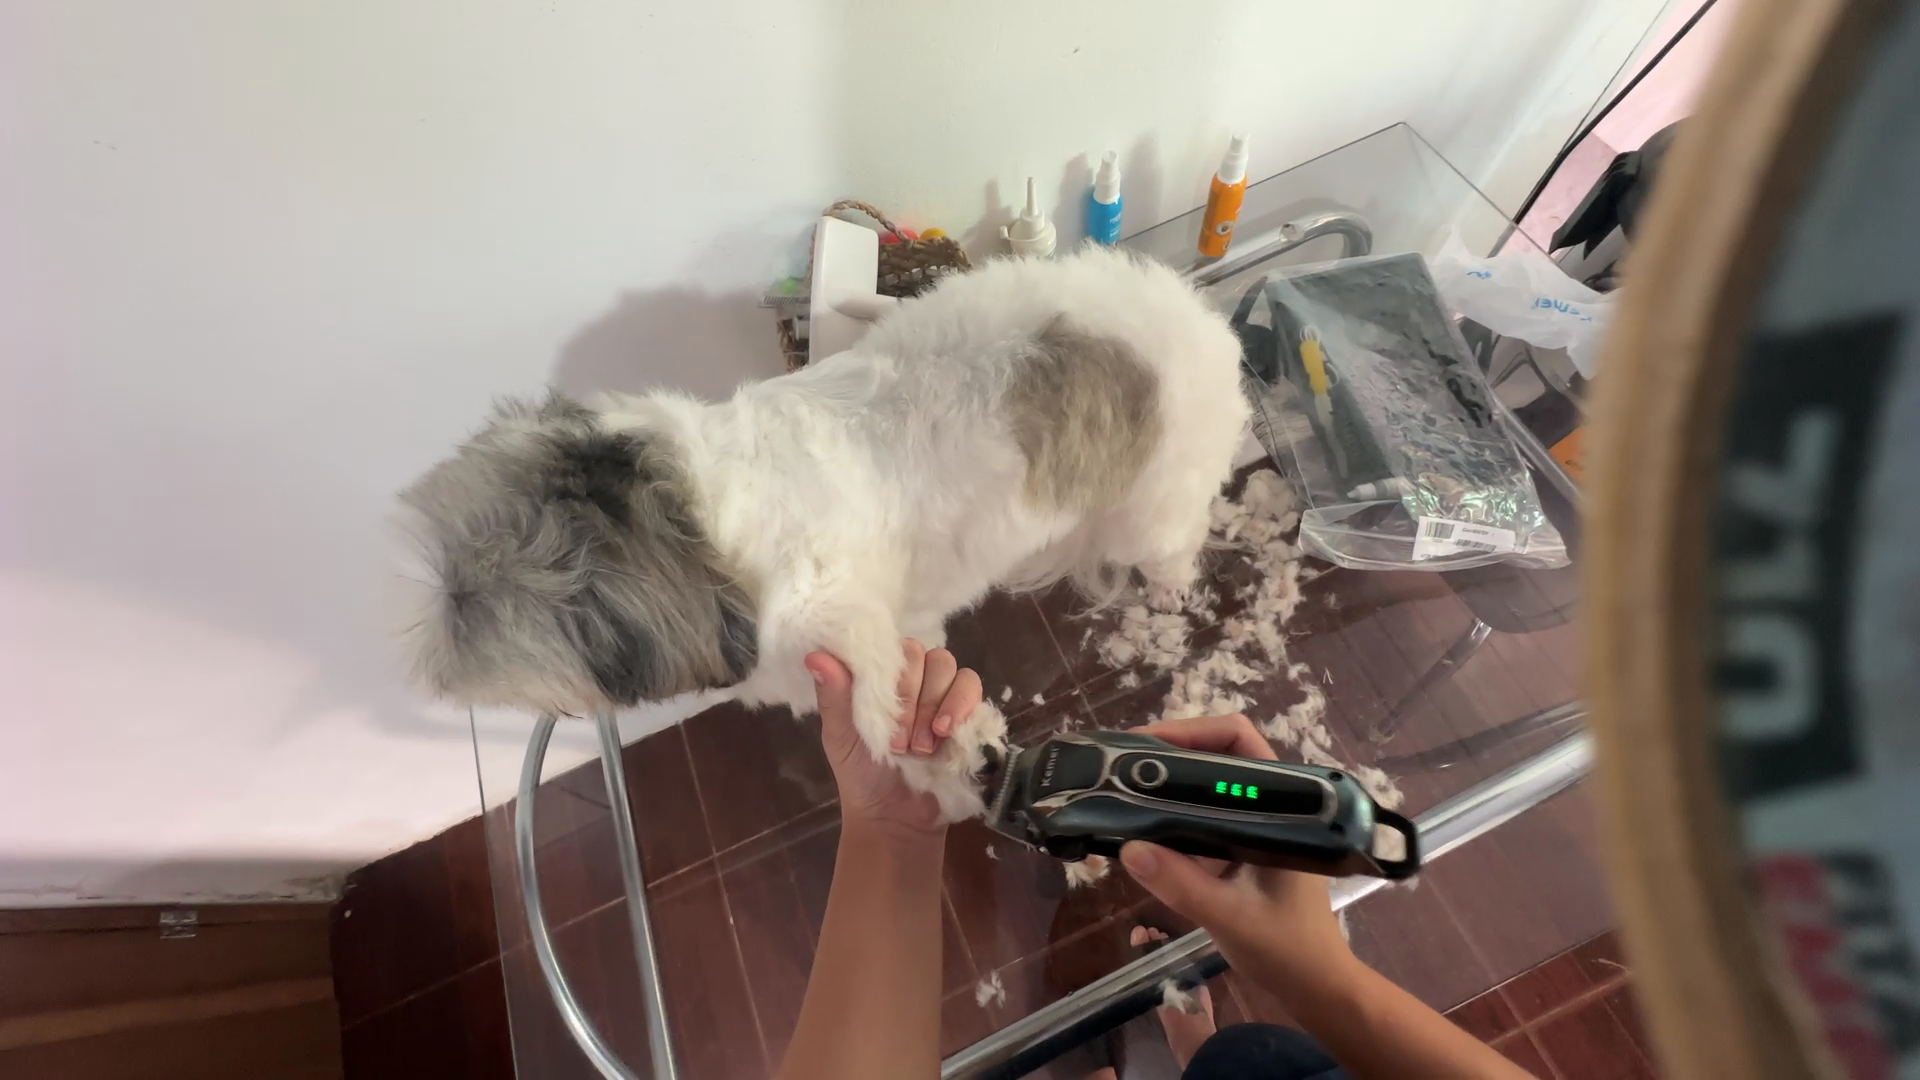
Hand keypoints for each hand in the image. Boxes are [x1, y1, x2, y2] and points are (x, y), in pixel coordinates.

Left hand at [806, 640, 983, 837]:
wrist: (894, 818)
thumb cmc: (862, 773)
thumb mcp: (840, 736)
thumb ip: (833, 696)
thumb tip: (815, 656)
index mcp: (887, 677)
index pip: (898, 649)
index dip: (896, 676)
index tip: (883, 711)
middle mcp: (920, 678)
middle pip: (930, 658)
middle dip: (916, 700)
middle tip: (900, 743)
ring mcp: (947, 695)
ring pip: (953, 672)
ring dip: (937, 707)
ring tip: (922, 747)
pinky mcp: (971, 713)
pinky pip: (973, 689)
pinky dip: (961, 708)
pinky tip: (946, 734)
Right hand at [1117, 714, 1361, 1003]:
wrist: (1315, 988)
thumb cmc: (1289, 951)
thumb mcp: (1232, 918)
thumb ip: (1183, 884)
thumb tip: (1129, 848)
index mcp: (1281, 806)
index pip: (1238, 738)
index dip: (1192, 731)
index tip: (1148, 744)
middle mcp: (1266, 804)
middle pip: (1214, 750)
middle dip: (1169, 749)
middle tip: (1124, 762)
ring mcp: (1250, 823)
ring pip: (1204, 779)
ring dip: (1166, 776)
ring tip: (1123, 782)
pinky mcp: (1235, 843)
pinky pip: (1197, 810)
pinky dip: (1167, 807)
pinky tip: (1137, 820)